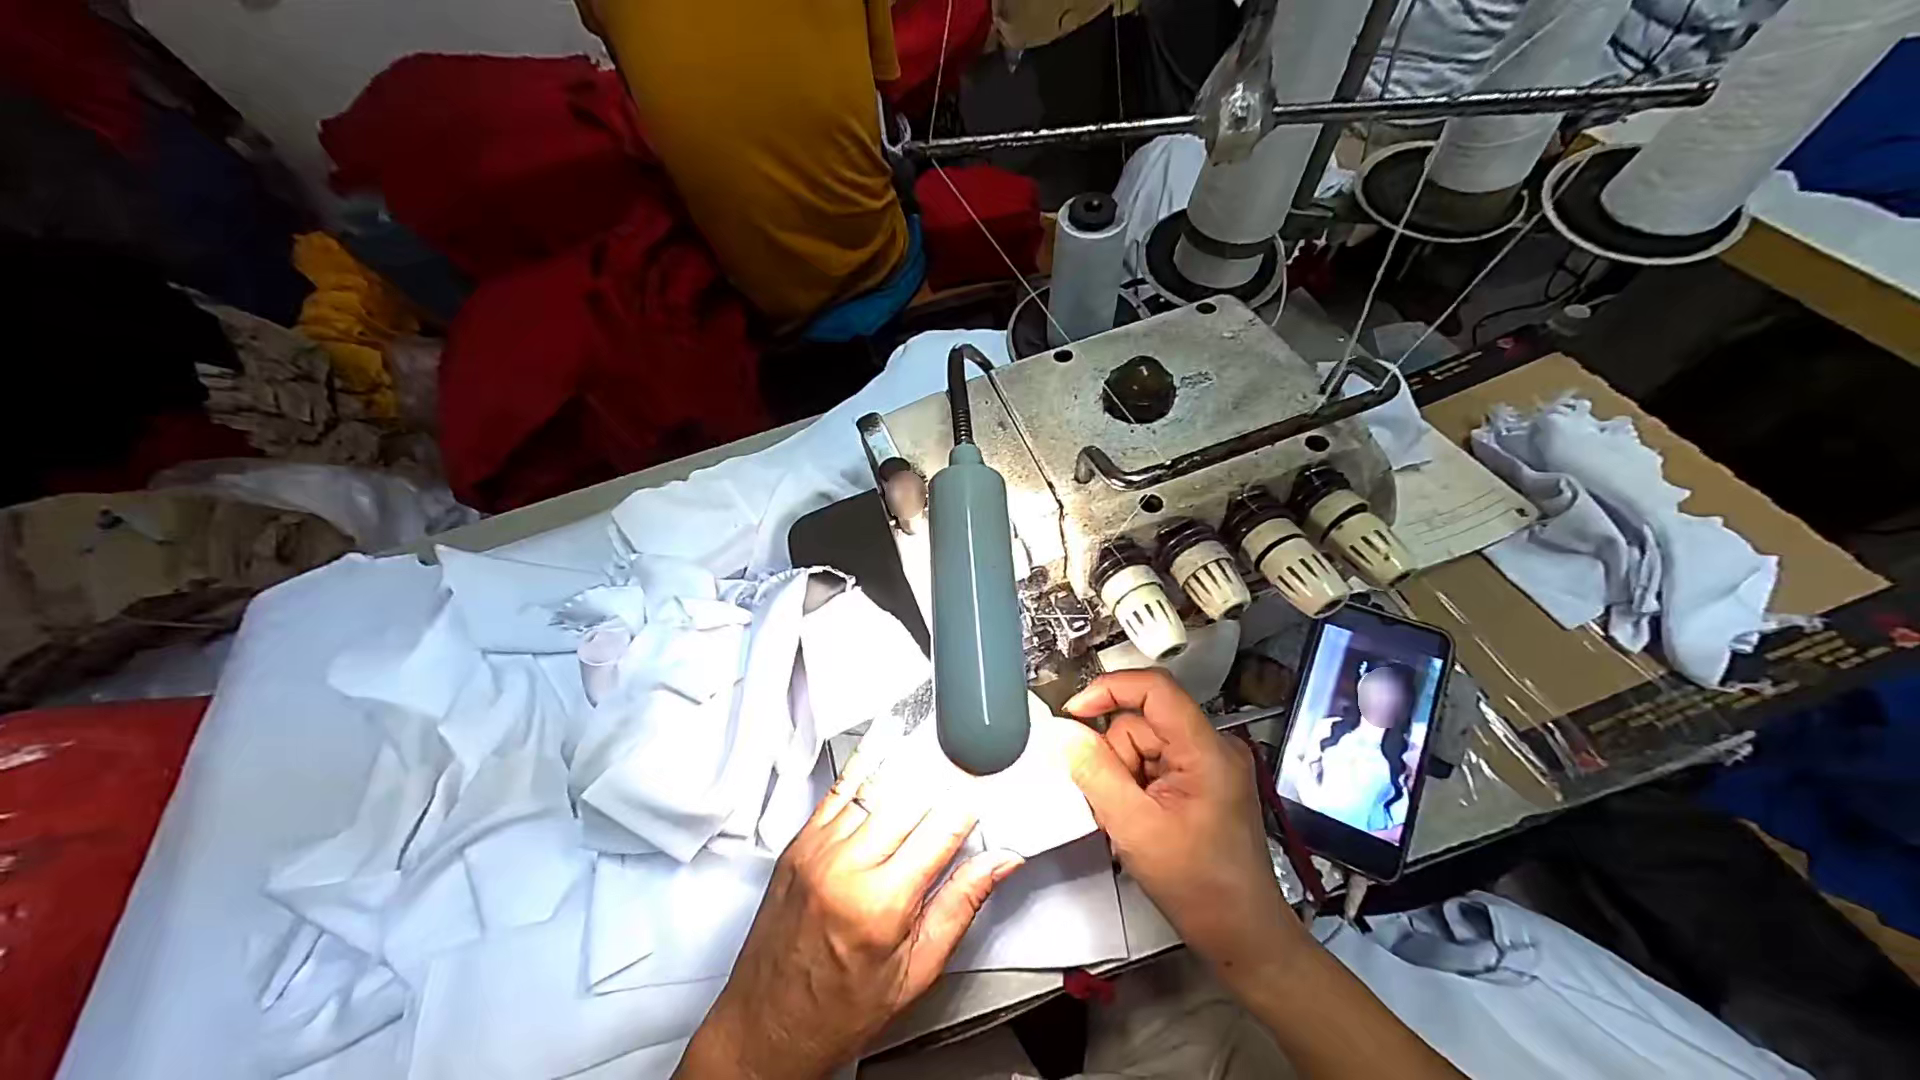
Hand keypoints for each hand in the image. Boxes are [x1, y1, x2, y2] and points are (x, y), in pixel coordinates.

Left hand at [676, 777, 1023, 1079]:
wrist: (766, 1027)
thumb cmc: (838, 1009)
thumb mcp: (917, 970)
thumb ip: (961, 904)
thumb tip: (998, 864)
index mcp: (881, 905)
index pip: (941, 831)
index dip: (969, 806)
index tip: (985, 793)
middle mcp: (845, 868)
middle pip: (909, 799)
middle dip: (942, 783)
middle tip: (966, 771)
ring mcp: (817, 850)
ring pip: (875, 787)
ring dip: (909, 770)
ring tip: (935, 754)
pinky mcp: (798, 843)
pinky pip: (838, 791)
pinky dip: (866, 769)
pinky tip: (884, 753)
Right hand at [1060, 670, 1300, 985]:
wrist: (1242, 933)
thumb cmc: (1198, 886)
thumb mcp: (1133, 826)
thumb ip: (1095, 772)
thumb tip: (1067, 733)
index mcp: (1207, 750)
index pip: (1155, 688)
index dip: (1109, 689)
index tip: (1074, 712)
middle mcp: (1214, 746)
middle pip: (1142, 722)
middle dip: (1115, 757)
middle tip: (1115, 804)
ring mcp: (1210, 763)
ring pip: (1142, 744)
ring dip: (1124, 776)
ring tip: (1131, 820)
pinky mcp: (1204, 780)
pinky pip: (1154, 762)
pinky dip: (1136, 785)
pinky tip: (1141, 819)